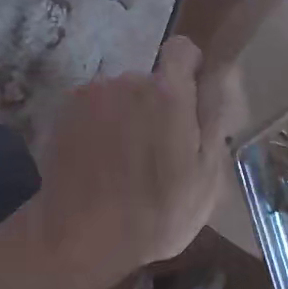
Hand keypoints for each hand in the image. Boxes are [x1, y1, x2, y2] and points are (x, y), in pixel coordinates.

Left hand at [30, 37, 243, 280]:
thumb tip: (223, 72)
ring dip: (127, 117)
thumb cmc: (155, 213)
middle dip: (158, 106)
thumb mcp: (206, 174)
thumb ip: (214, 115)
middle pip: (151, 81)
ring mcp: (92, 95)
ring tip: (124, 164)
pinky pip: (95, 109)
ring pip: (121, 97)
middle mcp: (128, 81)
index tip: (190, 105)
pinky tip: (99, 163)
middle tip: (159, 153)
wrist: (78, 239)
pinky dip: (100, 127)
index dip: (189, 71)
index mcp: (168, 93)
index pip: (182, 49)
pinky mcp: (64, 112)